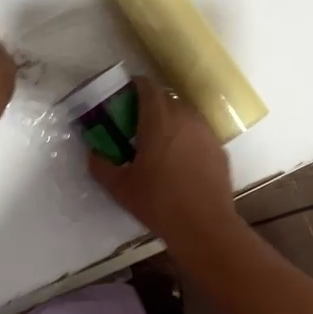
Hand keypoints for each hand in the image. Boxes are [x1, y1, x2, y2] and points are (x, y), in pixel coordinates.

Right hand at [86, 77, 234, 242]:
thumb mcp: (120, 187)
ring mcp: (206, 132)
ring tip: (157, 141)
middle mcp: (185, 117)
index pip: (147, 86)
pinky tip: (180, 160)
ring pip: (185, 114)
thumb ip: (101, 165)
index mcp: (159, 119)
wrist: (205, 227)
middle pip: (166, 97)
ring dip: (170, 119)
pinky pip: (198, 132)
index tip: (123, 97)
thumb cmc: (158, 202)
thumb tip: (93, 152)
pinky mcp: (219, 149)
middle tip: (136, 122)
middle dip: (150, 104)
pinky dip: (186, 137)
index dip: (134, 86)